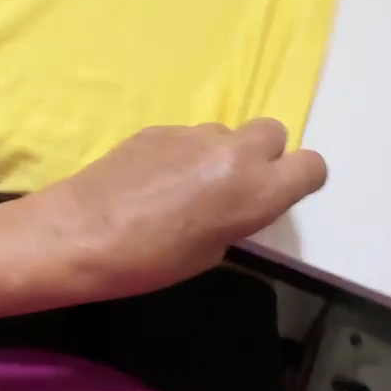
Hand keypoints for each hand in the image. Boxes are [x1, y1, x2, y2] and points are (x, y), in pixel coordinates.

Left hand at [28, 121, 327, 299]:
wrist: (80, 233)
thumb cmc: (149, 261)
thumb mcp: (210, 253)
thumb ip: (237, 218)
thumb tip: (232, 204)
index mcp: (258, 189)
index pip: (311, 166)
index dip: (295, 180)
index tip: (275, 195)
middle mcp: (233, 152)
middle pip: (271, 134)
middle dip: (259, 157)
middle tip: (229, 186)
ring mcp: (191, 134)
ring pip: (223, 133)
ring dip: (215, 154)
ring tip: (181, 186)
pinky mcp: (156, 129)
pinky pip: (184, 136)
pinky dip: (179, 153)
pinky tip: (150, 179)